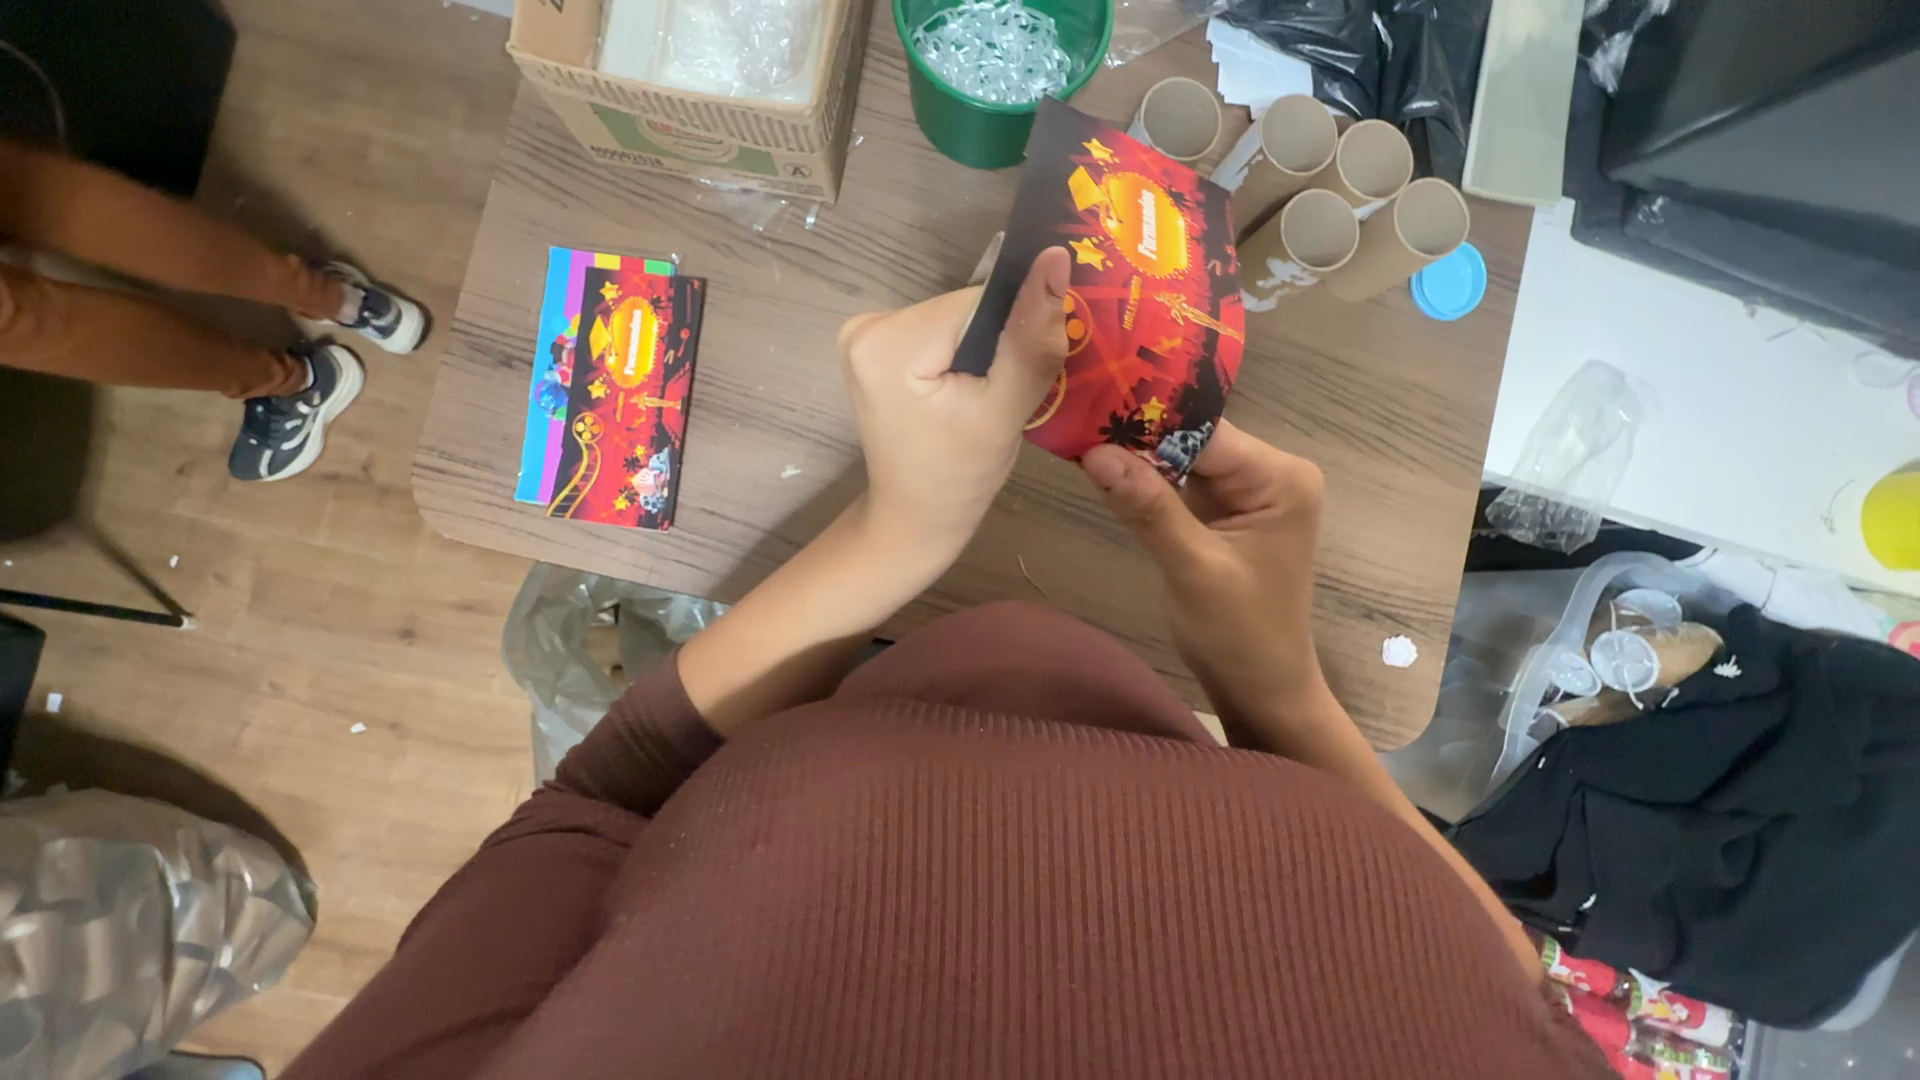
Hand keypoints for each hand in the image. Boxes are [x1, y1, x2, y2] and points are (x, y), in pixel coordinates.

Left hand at [838, 247, 1069, 554]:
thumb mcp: (1002, 412)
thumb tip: (1055, 257)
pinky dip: (958, 357)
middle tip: (995, 400)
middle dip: (991, 347)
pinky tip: (957, 395)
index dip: (1010, 336)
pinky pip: (937, 331)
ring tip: (977, 401)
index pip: (979, 303)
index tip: (1011, 384)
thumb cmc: (959, 477)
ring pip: (955, 318)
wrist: (914, 517)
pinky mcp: (872, 345)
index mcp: (888, 341)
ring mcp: (863, 333)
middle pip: (964, 309)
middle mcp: (866, 324)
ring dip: (977, 353)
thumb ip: (1030, 339)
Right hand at [1082, 421, 1330, 733]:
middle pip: (1191, 439)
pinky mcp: (1223, 510)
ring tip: (1080, 437)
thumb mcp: (1192, 568)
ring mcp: (1245, 490)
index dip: (1146, 421)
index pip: (1203, 432)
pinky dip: (1144, 481)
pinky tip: (1104, 469)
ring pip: (1180, 458)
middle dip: (1136, 436)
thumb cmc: (1240, 634)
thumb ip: (1147, 507)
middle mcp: (1269, 472)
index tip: (1088, 408)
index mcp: (1279, 477)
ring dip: (1135, 457)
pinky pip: (1177, 482)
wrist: (1259, 687)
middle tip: (1075, 420)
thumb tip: (1095, 453)